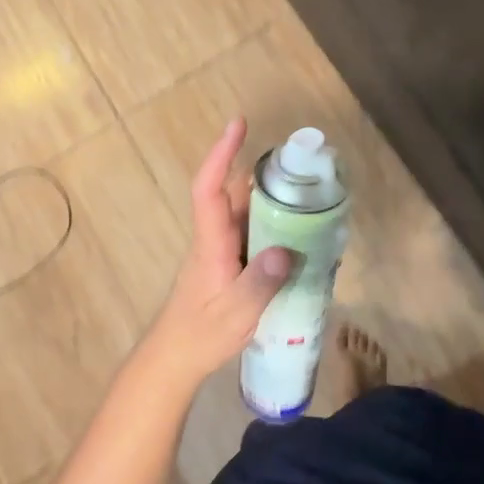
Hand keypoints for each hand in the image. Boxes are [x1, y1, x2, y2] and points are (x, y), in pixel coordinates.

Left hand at [137, 118, 293, 386]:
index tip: (238, 124)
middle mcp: (214, 240)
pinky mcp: (228, 266)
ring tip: (308, 195)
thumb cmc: (201, 335)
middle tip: (298, 164)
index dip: (222, 154)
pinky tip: (299, 237)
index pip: (210, 188)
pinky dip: (273, 227)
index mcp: (211, 244)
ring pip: (243, 214)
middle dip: (259, 171)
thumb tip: (287, 250)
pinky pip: (251, 235)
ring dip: (269, 199)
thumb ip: (261, 283)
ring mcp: (220, 253)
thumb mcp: (237, 314)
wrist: (175, 358)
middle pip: (232, 194)